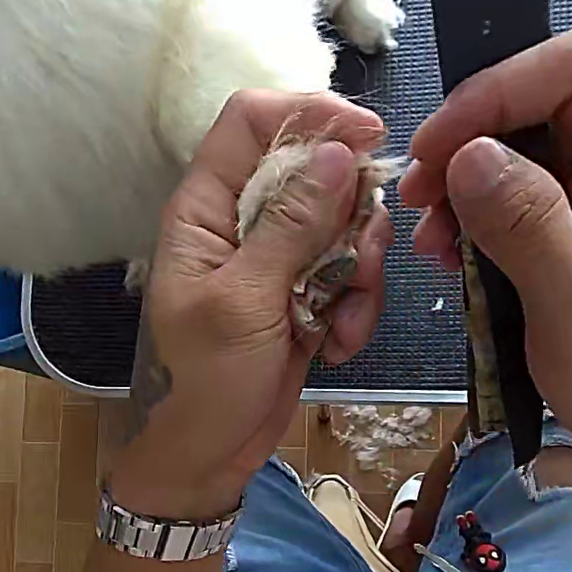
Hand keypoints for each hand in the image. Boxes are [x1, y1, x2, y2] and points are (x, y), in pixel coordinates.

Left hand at [108, 91, 391, 519]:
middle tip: (362, 263)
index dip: (309, 116)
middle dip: (351, 219)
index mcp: (205, 211)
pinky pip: (348, 280)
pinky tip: (336, 347)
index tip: (368, 139)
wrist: (207, 455)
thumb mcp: (244, 303)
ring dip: (360, 277)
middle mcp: (242, 227)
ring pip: (342, 231)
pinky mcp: (303, 299)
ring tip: (340, 326)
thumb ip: (290, 227)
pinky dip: (354, 311)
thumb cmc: (203, 383)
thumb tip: (336, 153)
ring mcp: (277, 265)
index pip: (251, 123)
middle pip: (315, 176)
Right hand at [398, 23, 571, 485]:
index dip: (498, 93)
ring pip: (536, 143)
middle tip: (419, 197)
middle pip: (558, 96)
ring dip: (472, 181)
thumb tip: (465, 156)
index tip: (431, 152)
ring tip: (433, 238)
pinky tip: (455, 252)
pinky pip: (533, 192)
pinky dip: (485, 215)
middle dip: (477, 138)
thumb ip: (525, 226)